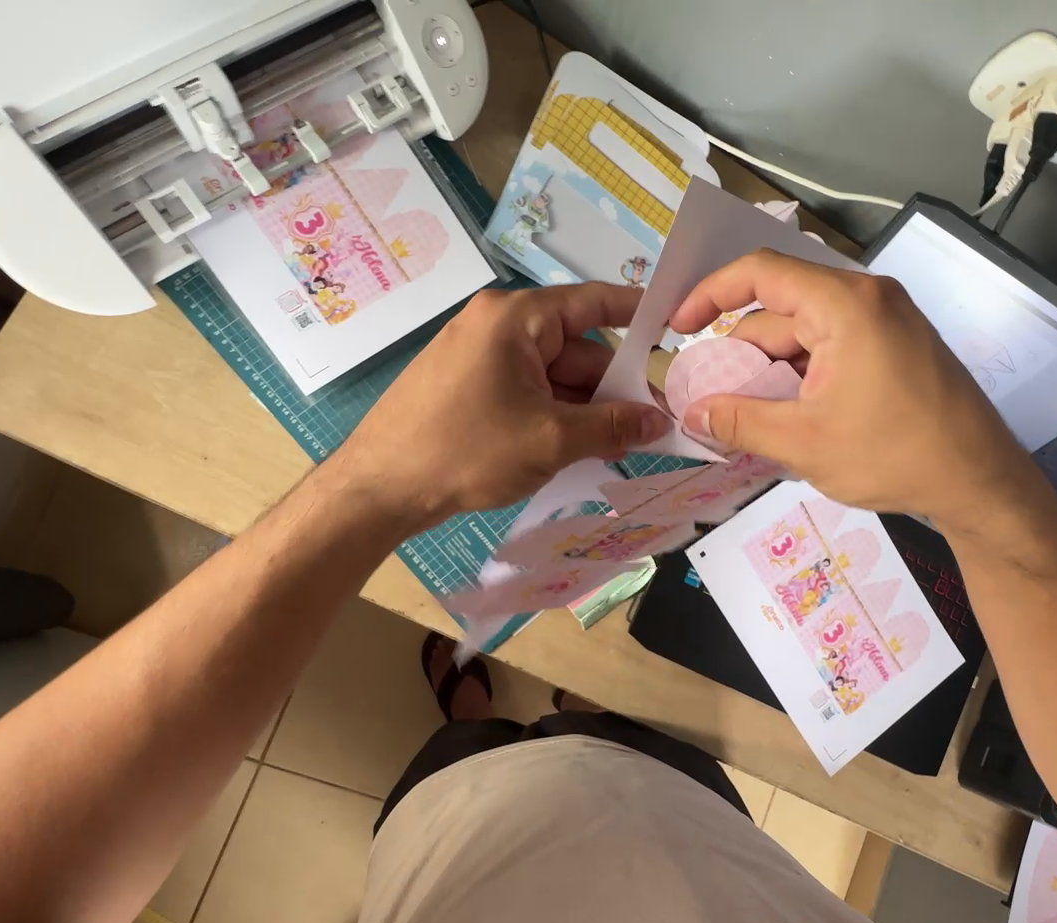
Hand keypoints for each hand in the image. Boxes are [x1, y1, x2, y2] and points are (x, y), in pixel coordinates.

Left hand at [331, 284, 670, 527]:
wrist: (381, 487)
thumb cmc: (467, 450)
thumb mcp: (551, 439)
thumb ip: (611, 427)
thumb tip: (658, 421)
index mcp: (517, 318)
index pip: (593, 302)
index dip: (638, 314)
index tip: (676, 327)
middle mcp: (498, 326)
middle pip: (576, 348)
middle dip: (611, 388)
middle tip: (648, 428)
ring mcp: (478, 357)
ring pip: (552, 376)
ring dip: (583, 410)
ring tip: (614, 449)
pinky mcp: (467, 386)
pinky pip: (526, 392)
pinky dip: (553, 416)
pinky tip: (573, 449)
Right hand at [671, 251, 1038, 524]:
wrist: (980, 481)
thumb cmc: (893, 455)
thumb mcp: (803, 443)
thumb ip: (739, 421)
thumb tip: (692, 413)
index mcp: (845, 304)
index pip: (761, 273)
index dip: (710, 294)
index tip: (678, 329)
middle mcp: (867, 299)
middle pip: (780, 311)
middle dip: (740, 355)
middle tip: (710, 401)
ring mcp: (885, 322)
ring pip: (804, 336)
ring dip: (770, 373)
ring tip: (748, 421)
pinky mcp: (895, 347)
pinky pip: (831, 350)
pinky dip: (801, 378)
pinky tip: (788, 418)